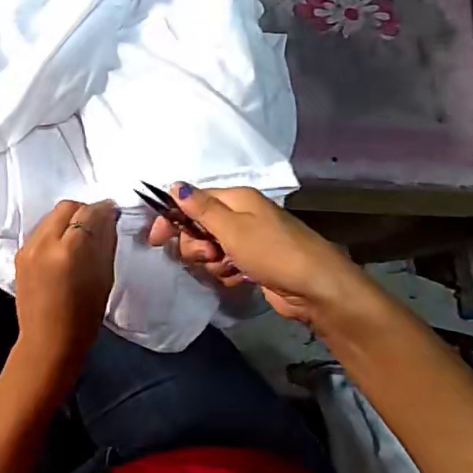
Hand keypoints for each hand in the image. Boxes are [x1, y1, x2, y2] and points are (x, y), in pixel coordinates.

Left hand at [13, 199, 117, 364]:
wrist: (47, 341)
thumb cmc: (84, 316)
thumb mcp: (104, 277)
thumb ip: (105, 243)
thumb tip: (108, 218)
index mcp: (69, 251)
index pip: (88, 213)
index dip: (104, 209)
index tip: (113, 212)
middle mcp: (44, 243)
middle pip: (66, 207)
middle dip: (84, 211)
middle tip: (97, 224)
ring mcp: (28, 248)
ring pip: (51, 216)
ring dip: (68, 219)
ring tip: (81, 236)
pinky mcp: (19, 255)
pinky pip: (41, 231)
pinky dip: (55, 231)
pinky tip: (64, 248)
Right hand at [146, 184, 366, 327]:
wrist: (316, 288)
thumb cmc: (273, 252)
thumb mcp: (233, 228)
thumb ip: (200, 208)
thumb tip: (174, 185)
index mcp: (236, 199)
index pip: (192, 201)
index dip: (172, 218)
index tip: (156, 239)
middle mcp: (240, 216)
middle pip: (197, 227)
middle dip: (195, 245)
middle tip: (209, 254)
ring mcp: (247, 241)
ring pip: (208, 250)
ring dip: (212, 262)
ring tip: (229, 269)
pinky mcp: (251, 263)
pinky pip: (224, 265)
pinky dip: (226, 273)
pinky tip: (240, 278)